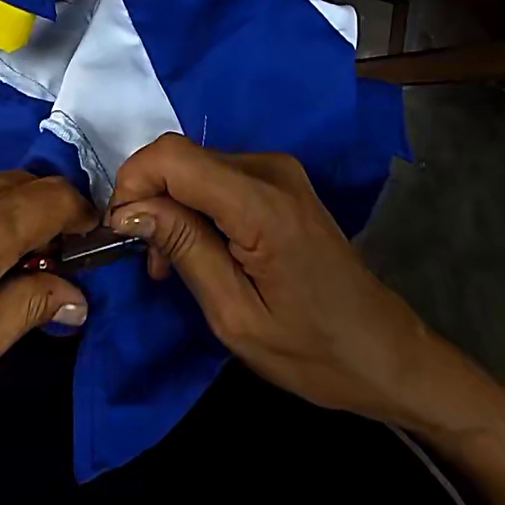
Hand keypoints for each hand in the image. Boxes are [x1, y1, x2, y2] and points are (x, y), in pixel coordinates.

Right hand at [106, 134, 446, 425]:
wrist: (380, 346)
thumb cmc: (311, 349)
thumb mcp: (235, 314)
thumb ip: (185, 248)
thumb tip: (130, 208)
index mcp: (263, 201)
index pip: (173, 156)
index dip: (134, 185)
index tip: (125, 237)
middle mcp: (272, 168)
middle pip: (183, 157)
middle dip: (152, 202)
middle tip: (157, 266)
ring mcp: (282, 171)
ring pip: (199, 167)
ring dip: (175, 208)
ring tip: (180, 268)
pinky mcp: (284, 181)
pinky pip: (222, 178)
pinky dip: (200, 207)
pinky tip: (207, 251)